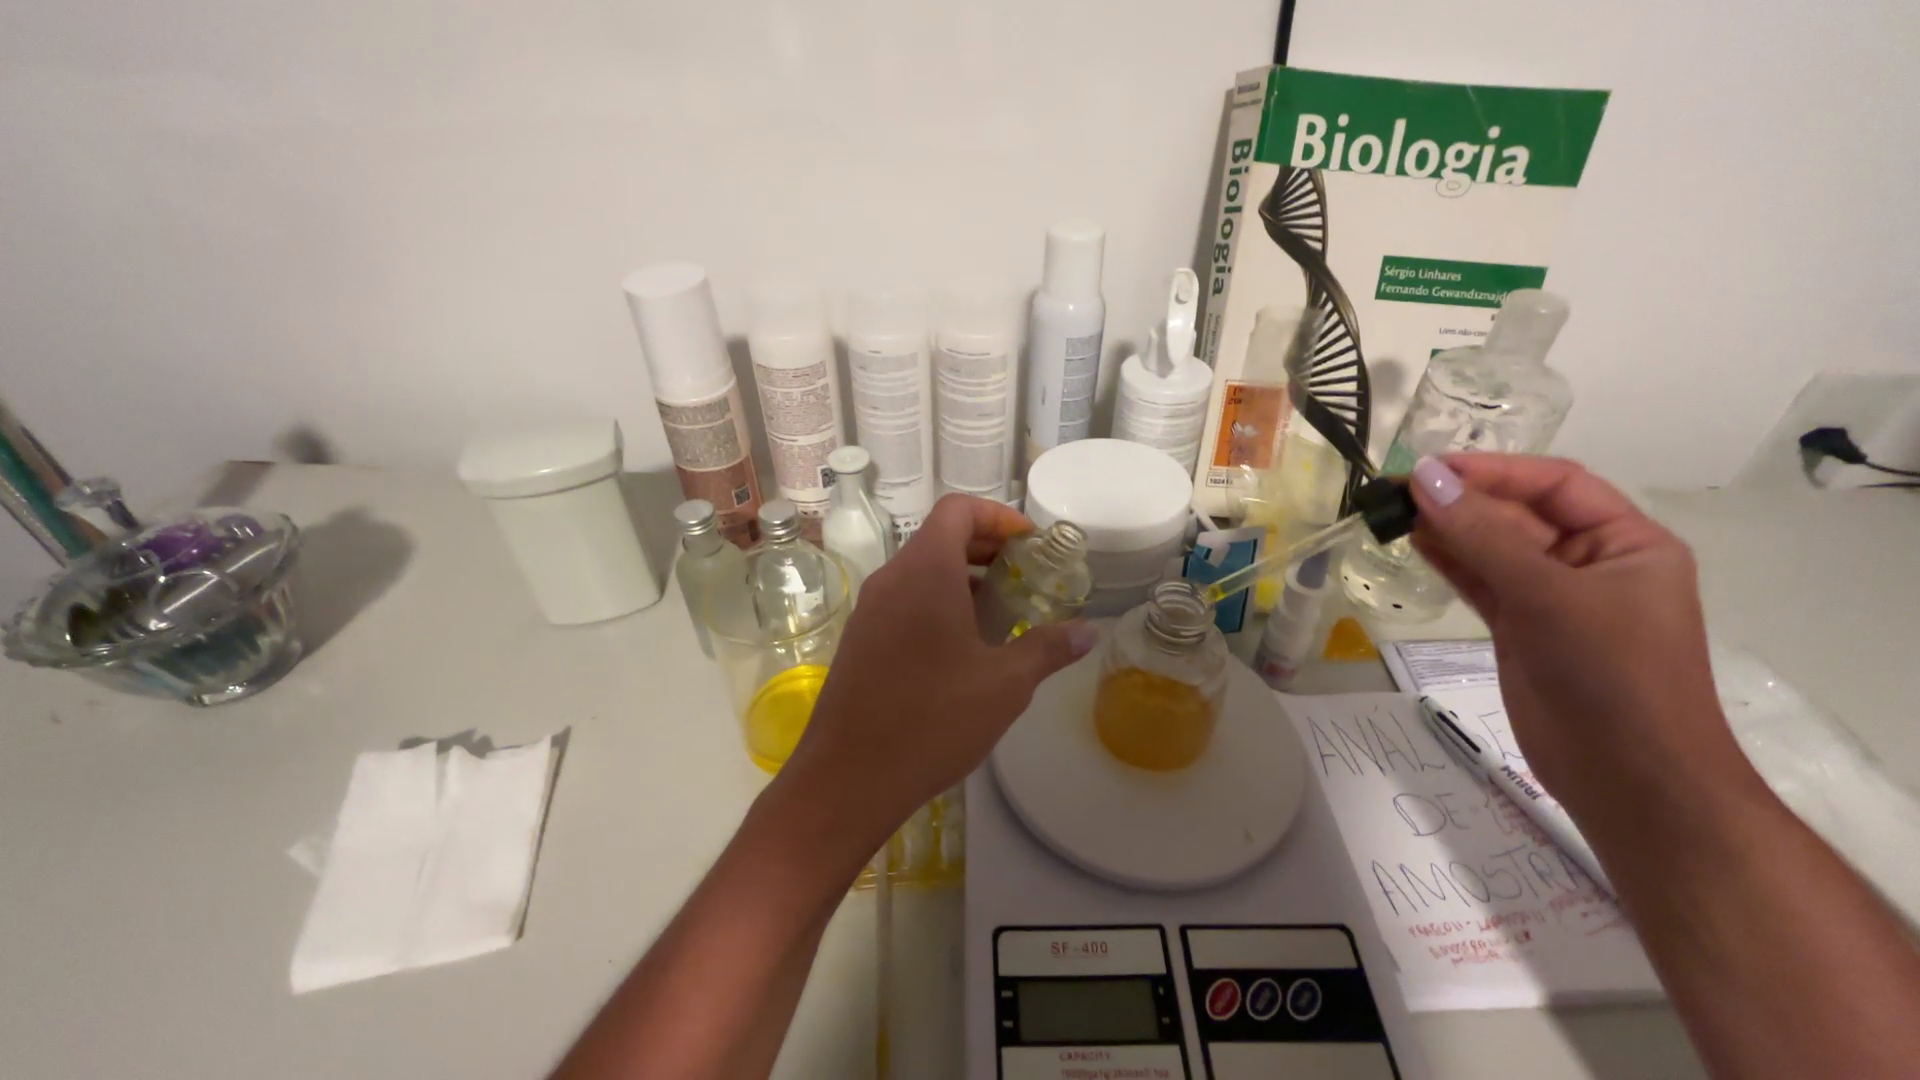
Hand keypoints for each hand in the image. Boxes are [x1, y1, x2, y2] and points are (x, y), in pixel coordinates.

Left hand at [773, 494, 1099, 852]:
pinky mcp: (859, 640)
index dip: (999, 517)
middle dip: (987, 549)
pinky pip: (903, 602)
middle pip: (940, 537)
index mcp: (925, 572)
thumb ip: (1048, 648)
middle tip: (1027, 579)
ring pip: (921, 572)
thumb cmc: (933, 720)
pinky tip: (963, 651)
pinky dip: (937, 605)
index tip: (1031, 545)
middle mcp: (891, 579)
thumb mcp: (1005, 684)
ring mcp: (869, 610)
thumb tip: (1088, 631)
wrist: (849, 777)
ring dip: (963, 580)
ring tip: (1002, 617)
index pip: (958, 510)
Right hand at [1406, 454, 1750, 816]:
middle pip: (1519, 515)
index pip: (1556, 484)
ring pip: (1493, 549)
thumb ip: (1483, 537)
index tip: (1430, 468)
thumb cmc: (1612, 676)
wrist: (1631, 778)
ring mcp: (1553, 599)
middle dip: (1463, 500)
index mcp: (1626, 543)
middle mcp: (1590, 563)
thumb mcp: (1550, 596)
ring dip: (1448, 528)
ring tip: (1394, 512)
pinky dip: (1449, 562)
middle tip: (1398, 490)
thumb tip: (1425, 481)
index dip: (1494, 471)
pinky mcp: (1521, 630)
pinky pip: (1481, 582)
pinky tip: (1414, 542)